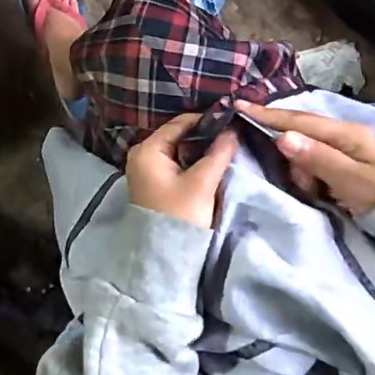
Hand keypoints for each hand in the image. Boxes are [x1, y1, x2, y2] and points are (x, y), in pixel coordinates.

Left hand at [126, 113, 236, 227]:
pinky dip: (191, 160)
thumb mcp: (202, 182)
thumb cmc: (180, 214)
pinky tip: (210, 161)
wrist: (163, 254)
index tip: (229, 120)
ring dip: (198, 148)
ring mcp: (145, 169)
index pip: (179, 123)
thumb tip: (233, 130)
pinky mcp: (153, 181)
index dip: (205, 119)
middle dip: (203, 134)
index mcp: (147, 150)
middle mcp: (141, 154)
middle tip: (229, 132)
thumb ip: (219, 153)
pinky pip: (174, 161)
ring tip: (224, 144)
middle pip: (177, 135)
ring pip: (177, 148)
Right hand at [234, 101, 374, 215]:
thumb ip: (317, 157)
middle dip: (293, 157)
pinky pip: (315, 160)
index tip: (240, 106)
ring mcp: (344, 145)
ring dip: (304, 171)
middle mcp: (343, 133)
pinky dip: (312, 175)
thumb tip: (283, 136)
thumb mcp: (349, 179)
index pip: (300, 120)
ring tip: (319, 192)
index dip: (269, 114)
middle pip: (300, 133)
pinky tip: (321, 190)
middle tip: (308, 185)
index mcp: (345, 133)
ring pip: (305, 150)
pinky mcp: (343, 159)